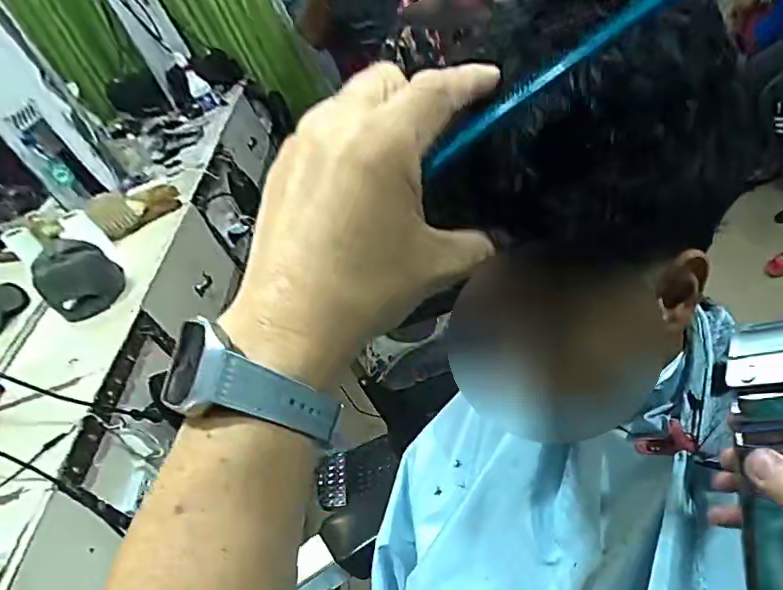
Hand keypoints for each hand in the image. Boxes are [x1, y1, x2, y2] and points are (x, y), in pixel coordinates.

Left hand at [221, 63, 498, 387]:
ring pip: (352, 98)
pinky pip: (327, 127)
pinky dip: (355, 138)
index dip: (467, 82)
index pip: (432, 92)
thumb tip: (496, 240)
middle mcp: (337, 127)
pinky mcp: (286, 162)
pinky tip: (368, 183)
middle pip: (386, 79)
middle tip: (445, 132)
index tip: (487, 80)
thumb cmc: (362, 289)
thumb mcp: (435, 266)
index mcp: (382, 145)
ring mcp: (305, 140)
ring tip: (406, 162)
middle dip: (420, 94)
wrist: (295, 317)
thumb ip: (476, 244)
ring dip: (385, 114)